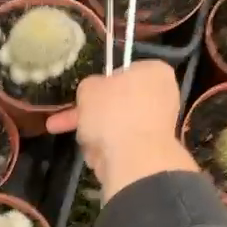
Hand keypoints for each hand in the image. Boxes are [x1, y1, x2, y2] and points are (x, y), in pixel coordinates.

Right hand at [45, 61, 198, 200]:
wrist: (133, 156)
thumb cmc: (112, 113)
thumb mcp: (88, 89)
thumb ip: (89, 85)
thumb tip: (92, 91)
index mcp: (153, 69)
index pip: (120, 74)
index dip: (97, 88)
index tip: (80, 100)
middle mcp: (163, 92)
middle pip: (117, 102)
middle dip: (90, 115)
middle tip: (64, 124)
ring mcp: (160, 121)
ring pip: (117, 125)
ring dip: (96, 134)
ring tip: (84, 143)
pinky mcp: (153, 146)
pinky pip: (122, 143)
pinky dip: (108, 149)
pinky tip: (97, 155)